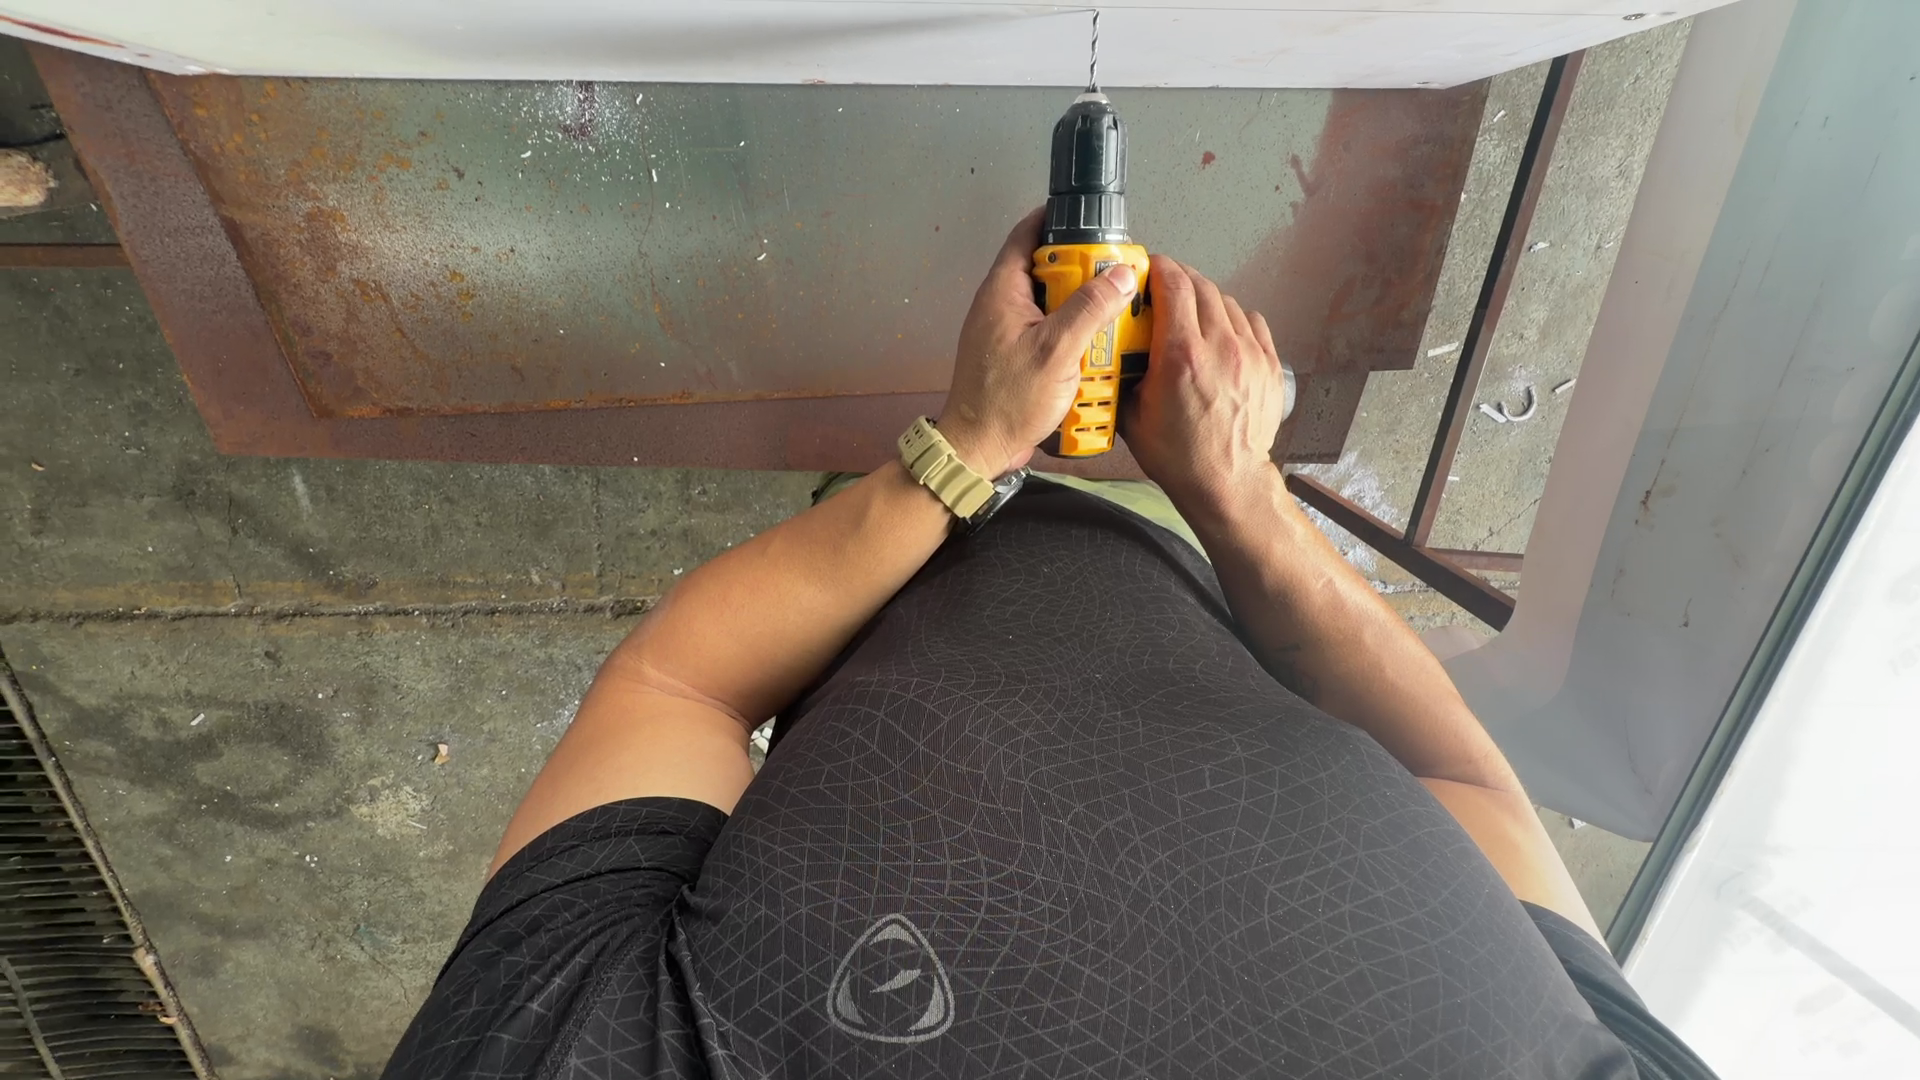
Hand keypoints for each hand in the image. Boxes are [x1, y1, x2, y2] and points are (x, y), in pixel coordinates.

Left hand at [939, 208, 1139, 476]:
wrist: (979, 449)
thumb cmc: (1007, 401)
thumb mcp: (1055, 351)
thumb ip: (1089, 309)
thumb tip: (1122, 275)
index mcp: (1002, 291)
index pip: (1027, 235)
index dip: (1058, 221)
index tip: (1093, 223)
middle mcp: (1001, 306)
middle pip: (1046, 271)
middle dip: (1082, 273)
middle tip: (1115, 279)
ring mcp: (1007, 333)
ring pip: (1051, 305)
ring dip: (1080, 311)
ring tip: (1111, 317)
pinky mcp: (1015, 358)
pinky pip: (1047, 335)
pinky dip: (1070, 338)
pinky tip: (1093, 351)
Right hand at [1121, 256, 1287, 519]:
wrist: (1224, 481)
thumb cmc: (1180, 456)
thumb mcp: (1133, 416)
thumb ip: (1127, 376)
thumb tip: (1121, 352)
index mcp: (1181, 356)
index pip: (1173, 286)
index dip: (1159, 268)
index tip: (1149, 267)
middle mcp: (1219, 347)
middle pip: (1201, 286)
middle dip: (1180, 278)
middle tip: (1164, 285)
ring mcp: (1249, 354)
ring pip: (1227, 301)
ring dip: (1205, 298)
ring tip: (1190, 311)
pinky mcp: (1268, 364)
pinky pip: (1251, 321)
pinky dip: (1232, 318)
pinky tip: (1219, 330)